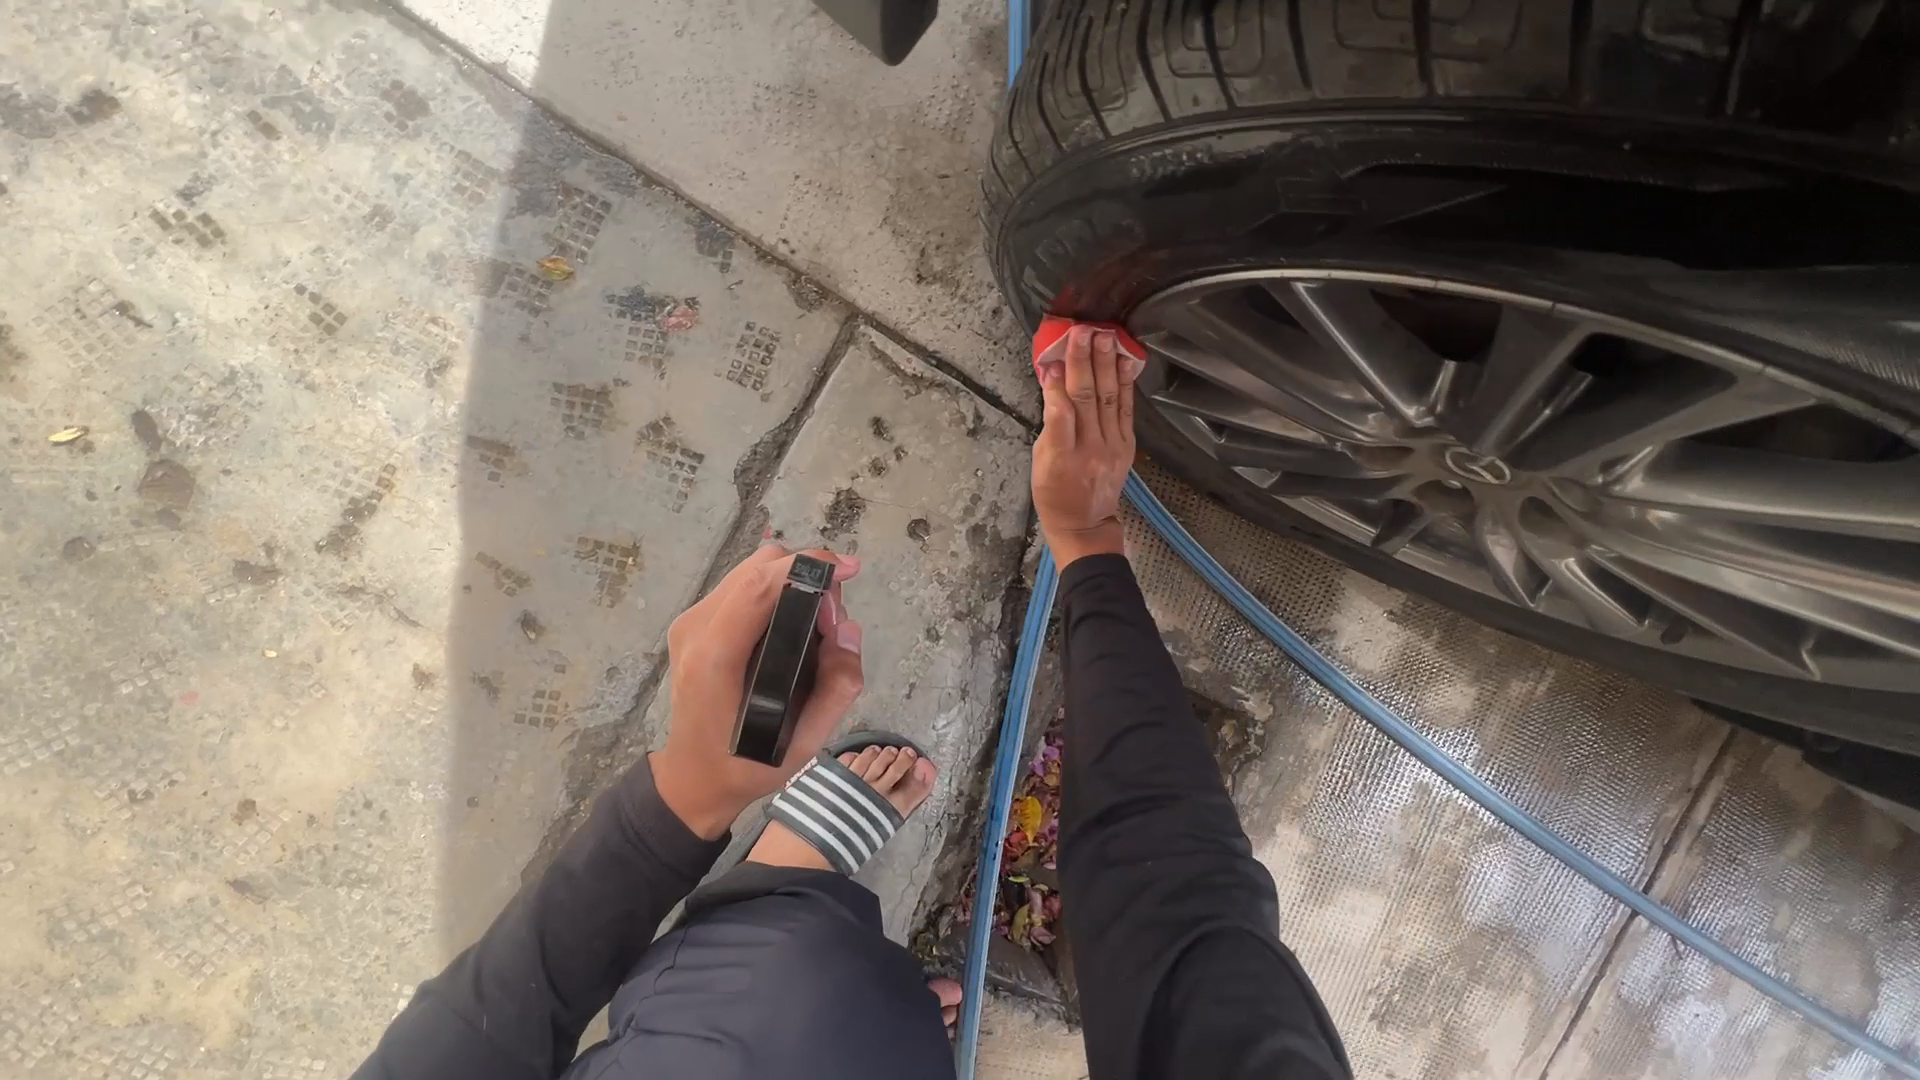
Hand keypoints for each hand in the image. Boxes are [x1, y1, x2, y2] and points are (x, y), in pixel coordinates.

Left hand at [650, 544, 864, 838]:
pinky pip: (744, 585)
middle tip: (832, 621)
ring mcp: (691, 622)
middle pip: (759, 565)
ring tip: (816, 623)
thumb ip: (837, 686)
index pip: (760, 584)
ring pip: (752, 569)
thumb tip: (848, 630)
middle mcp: (696, 628)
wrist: (693, 777)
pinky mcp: (695, 622)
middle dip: (809, 576)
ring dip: (794, 581)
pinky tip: (793, 624)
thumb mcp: (805, 742)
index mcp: (716, 657)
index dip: (810, 565)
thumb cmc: (747, 765)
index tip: (850, 570)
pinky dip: (777, 591)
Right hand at [1032, 325, 1136, 566]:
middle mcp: (1090, 450)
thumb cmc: (1054, 493)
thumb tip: (1055, 386)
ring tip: (1105, 338)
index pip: (1060, 415)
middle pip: (1087, 399)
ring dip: (1106, 364)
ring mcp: (1112, 447)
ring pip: (1109, 399)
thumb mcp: (1039, 462)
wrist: (1085, 523)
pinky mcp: (1126, 445)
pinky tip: (1124, 361)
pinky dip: (1126, 383)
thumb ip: (1050, 425)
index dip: (1057, 386)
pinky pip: (1126, 409)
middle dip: (1084, 362)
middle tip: (1083, 333)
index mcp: (1061, 457)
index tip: (1053, 361)